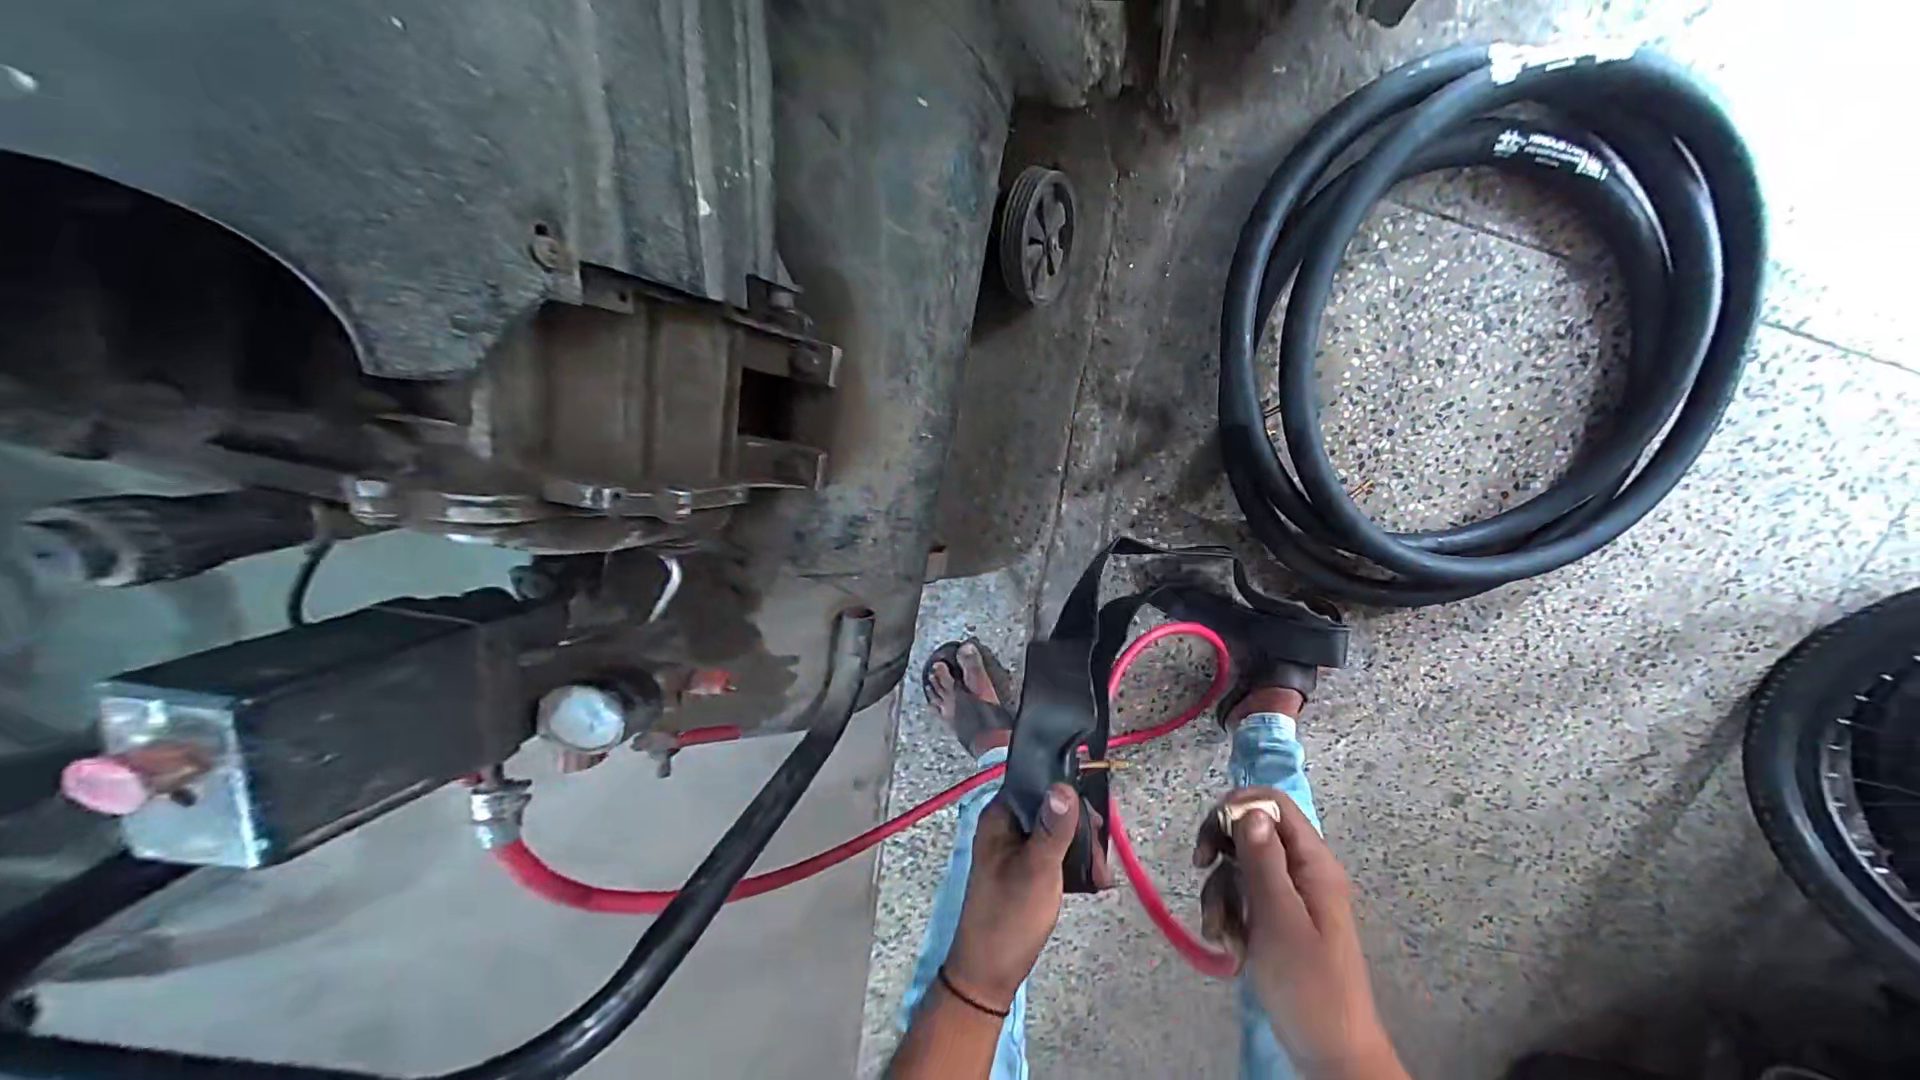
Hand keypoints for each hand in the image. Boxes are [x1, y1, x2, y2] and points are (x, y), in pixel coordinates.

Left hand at [943, 783, 1107, 1008]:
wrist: (990, 974)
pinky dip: (1073, 861)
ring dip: (1081, 847)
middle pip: (1050, 806)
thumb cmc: (1009, 916)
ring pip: (1056, 830)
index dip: (1066, 792)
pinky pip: (1054, 851)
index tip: (1093, 817)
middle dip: (1080, 827)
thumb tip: (1064, 786)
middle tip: (1100, 857)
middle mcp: (1005, 824)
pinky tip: (1092, 880)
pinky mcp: (1024, 867)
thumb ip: (1053, 827)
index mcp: (999, 815)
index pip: (1035, 782)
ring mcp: (1014, 846)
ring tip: (1100, 874)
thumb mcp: (1037, 868)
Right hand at [1194, 788, 1403, 1079]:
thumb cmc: (1308, 985)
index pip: (1272, 804)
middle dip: (1220, 848)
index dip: (1237, 807)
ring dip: (1219, 892)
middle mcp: (1302, 871)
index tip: (1211, 836)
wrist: (1332, 1055)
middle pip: (1250, 831)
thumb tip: (1247, 810)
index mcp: (1313, 863)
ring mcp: (1289, 896)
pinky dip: (1227, 914)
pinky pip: (1241, 897)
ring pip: (1239, 866)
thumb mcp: (1279, 918)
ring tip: (1220, 932)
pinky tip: (1226, 943)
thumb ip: (1263, 860)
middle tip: (1200, 864)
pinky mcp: (1276, 920)